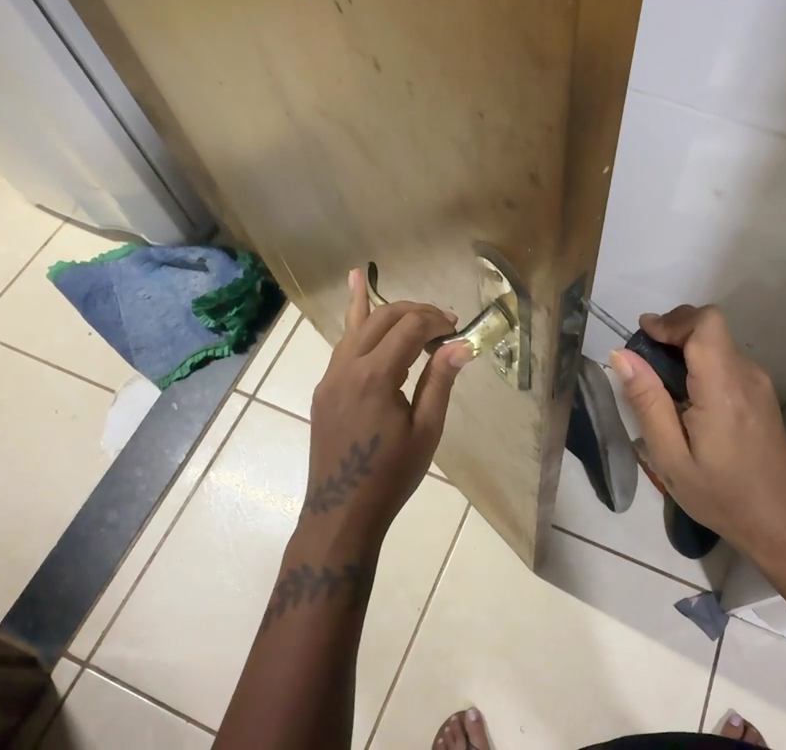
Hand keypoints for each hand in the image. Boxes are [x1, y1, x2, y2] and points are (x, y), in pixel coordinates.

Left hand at [298, 267, 469, 557]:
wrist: (342, 511)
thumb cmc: (391, 475)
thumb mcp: (426, 431)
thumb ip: (440, 381)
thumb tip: (461, 344)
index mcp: (376, 377)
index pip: (409, 328)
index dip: (435, 321)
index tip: (457, 329)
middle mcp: (347, 368)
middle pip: (380, 319)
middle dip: (412, 311)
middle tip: (441, 321)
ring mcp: (330, 378)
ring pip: (354, 328)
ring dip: (376, 309)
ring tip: (364, 275)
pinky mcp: (324, 390)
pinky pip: (342, 347)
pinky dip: (353, 326)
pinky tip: (353, 306)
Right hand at [610, 305, 785, 563]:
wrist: (776, 518)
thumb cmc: (718, 494)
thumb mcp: (670, 456)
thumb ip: (647, 402)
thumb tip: (622, 356)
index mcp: (723, 389)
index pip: (706, 323)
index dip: (673, 321)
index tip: (644, 337)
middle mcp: (746, 376)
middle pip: (710, 326)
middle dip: (674, 331)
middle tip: (644, 360)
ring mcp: (758, 382)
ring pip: (718, 341)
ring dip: (686, 347)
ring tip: (661, 383)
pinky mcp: (761, 391)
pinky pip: (727, 359)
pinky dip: (701, 362)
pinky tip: (686, 397)